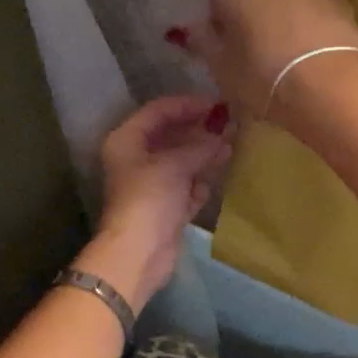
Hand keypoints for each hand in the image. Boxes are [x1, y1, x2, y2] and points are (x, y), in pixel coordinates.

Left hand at [79, 95, 232, 311]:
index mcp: (128, 141)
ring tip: (229, 150)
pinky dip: (197, 187)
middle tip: (229, 126)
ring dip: (203, 159)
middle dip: (199, 133)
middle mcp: (136, 160)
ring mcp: (151, 187)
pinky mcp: (165, 210)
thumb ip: (201, 147)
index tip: (217, 105)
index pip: (159, 112)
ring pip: (181, 165)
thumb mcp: (175, 165)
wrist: (139, 252)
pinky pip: (185, 190)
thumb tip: (224, 137)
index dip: (188, 105)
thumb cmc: (150, 199)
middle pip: (171, 138)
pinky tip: (210, 186)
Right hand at [171, 0, 357, 123]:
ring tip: (287, 50)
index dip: (221, 16)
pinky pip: (313, 2)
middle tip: (256, 44)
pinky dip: (309, 18)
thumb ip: (203, 40)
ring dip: (284, 8)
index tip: (227, 42)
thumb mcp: (220, 66)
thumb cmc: (263, 74)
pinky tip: (309, 51)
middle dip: (254, 3)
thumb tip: (196, 29)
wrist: (330, 85)